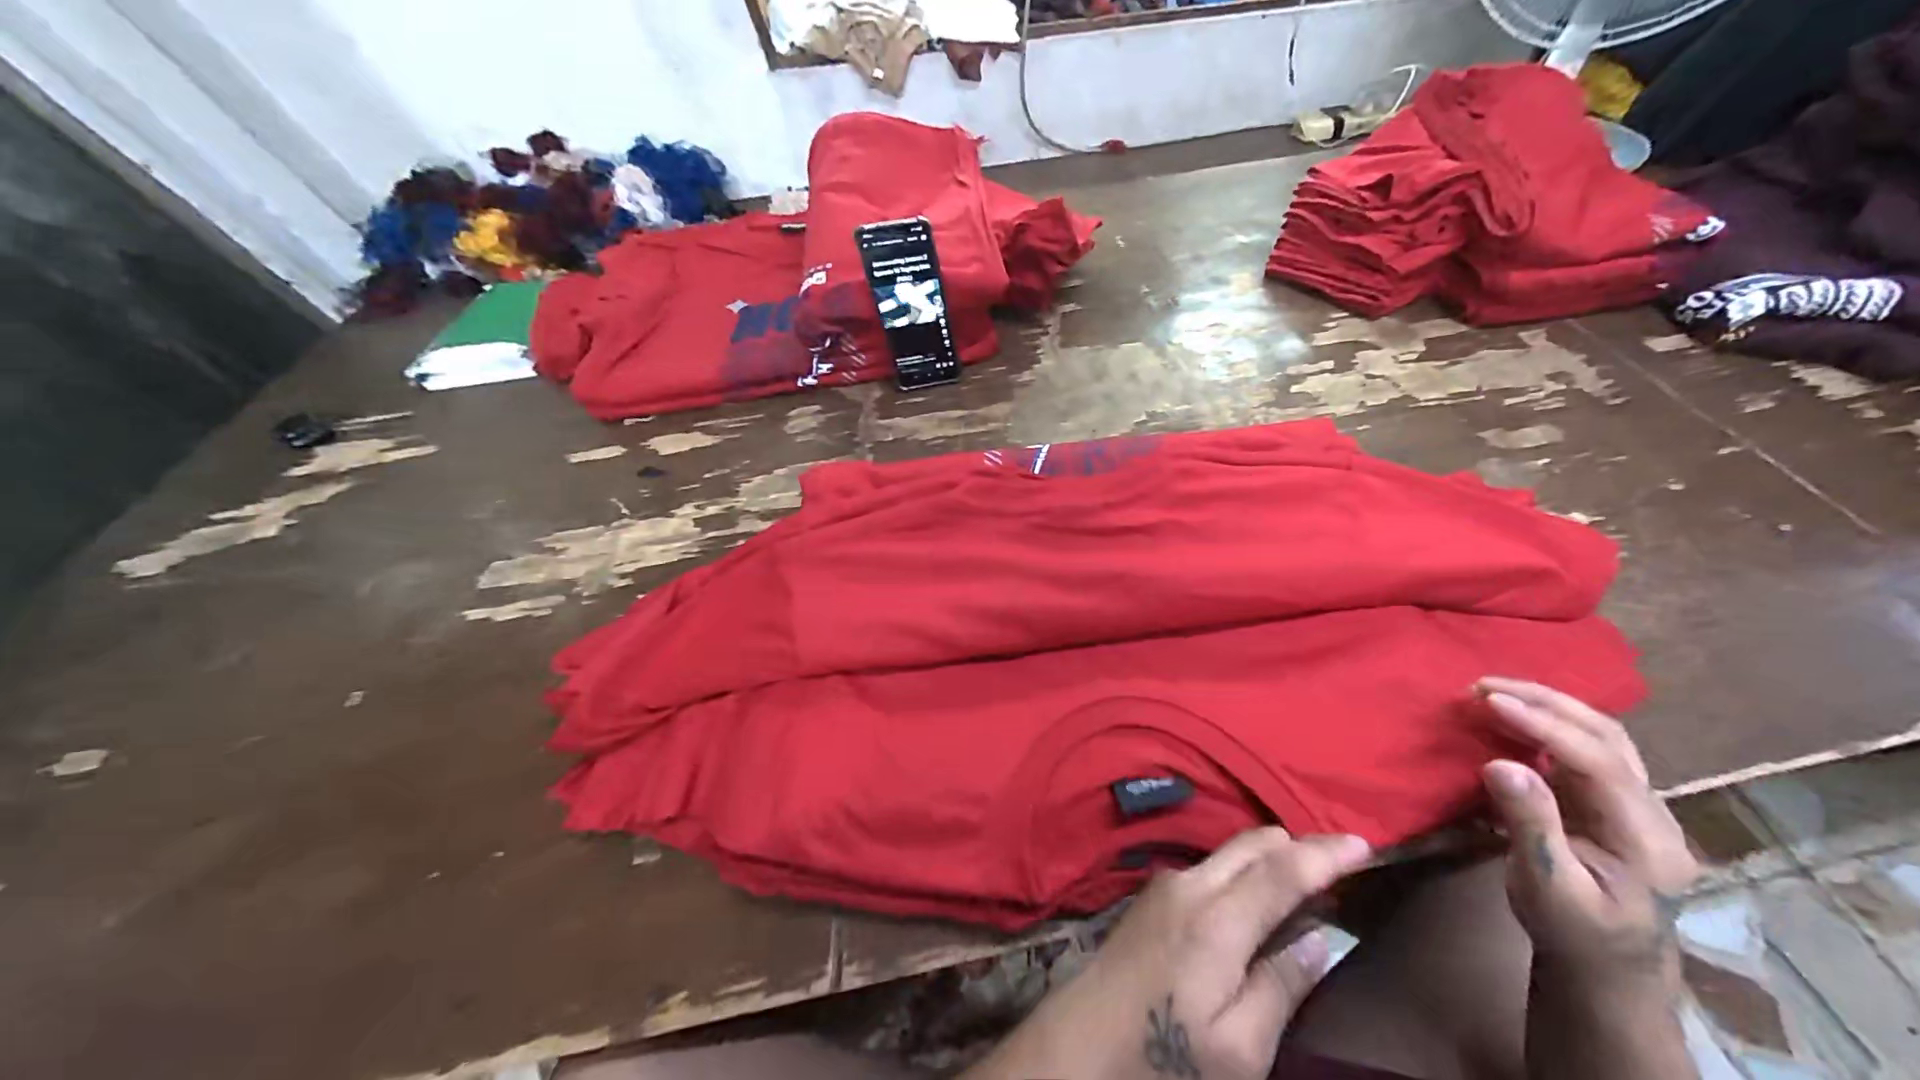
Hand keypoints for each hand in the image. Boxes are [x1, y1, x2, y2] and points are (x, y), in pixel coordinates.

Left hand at [965, 829, 1371, 1079]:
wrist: (1079, 1046)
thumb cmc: (1163, 1056)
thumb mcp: (1239, 1046)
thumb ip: (1282, 984)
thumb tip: (1324, 936)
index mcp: (1216, 920)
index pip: (1282, 870)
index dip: (1325, 853)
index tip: (1364, 844)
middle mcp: (1189, 886)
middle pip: (1253, 845)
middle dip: (1300, 845)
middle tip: (1343, 861)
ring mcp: (1164, 887)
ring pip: (1229, 852)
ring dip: (1270, 856)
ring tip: (1309, 877)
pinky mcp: (1151, 897)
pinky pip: (1209, 867)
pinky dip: (1243, 869)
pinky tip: (1257, 895)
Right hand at [1477, 677, 1698, 980]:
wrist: (1606, 964)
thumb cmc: (1574, 932)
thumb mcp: (1547, 887)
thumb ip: (1530, 825)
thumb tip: (1500, 763)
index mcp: (1647, 839)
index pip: (1600, 763)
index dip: (1546, 726)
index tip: (1491, 701)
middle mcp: (1653, 812)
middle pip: (1608, 737)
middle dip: (1546, 703)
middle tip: (1483, 686)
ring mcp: (1637, 803)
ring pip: (1602, 735)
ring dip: (1548, 705)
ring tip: (1493, 692)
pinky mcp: (1611, 799)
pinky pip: (1584, 747)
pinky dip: (1547, 723)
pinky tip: (1512, 716)